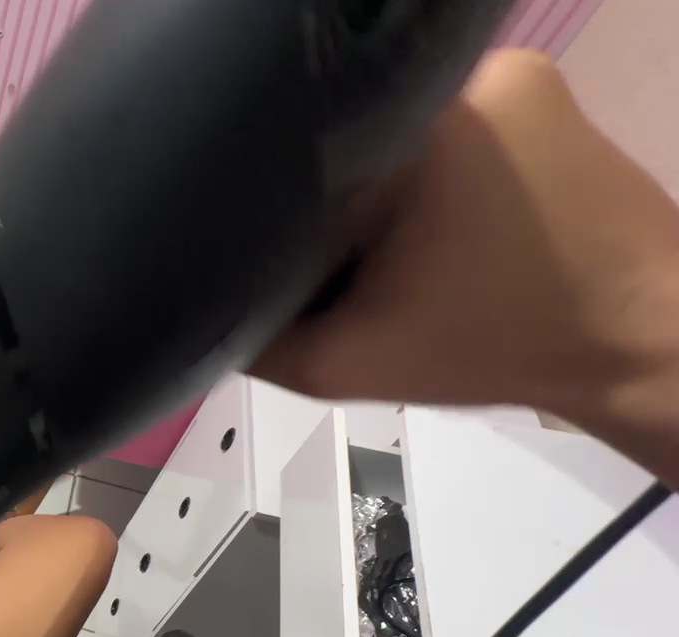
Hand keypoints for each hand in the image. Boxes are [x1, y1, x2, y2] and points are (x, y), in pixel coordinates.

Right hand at [254, 50, 678, 453]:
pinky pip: (412, 141)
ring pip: (365, 146)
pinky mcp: (528, 105)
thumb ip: (244, 338)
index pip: (285, 161)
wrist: (640, 345)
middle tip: (276, 268)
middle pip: (326, 149)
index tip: (223, 260)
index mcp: (421, 130)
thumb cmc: (488, 348)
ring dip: (338, 198)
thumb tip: (193, 312)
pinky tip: (377, 232)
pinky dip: (383, 186)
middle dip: (293, 209)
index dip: (242, 213)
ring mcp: (507, 84)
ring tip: (330, 252)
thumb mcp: (330, 364)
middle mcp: (469, 81)